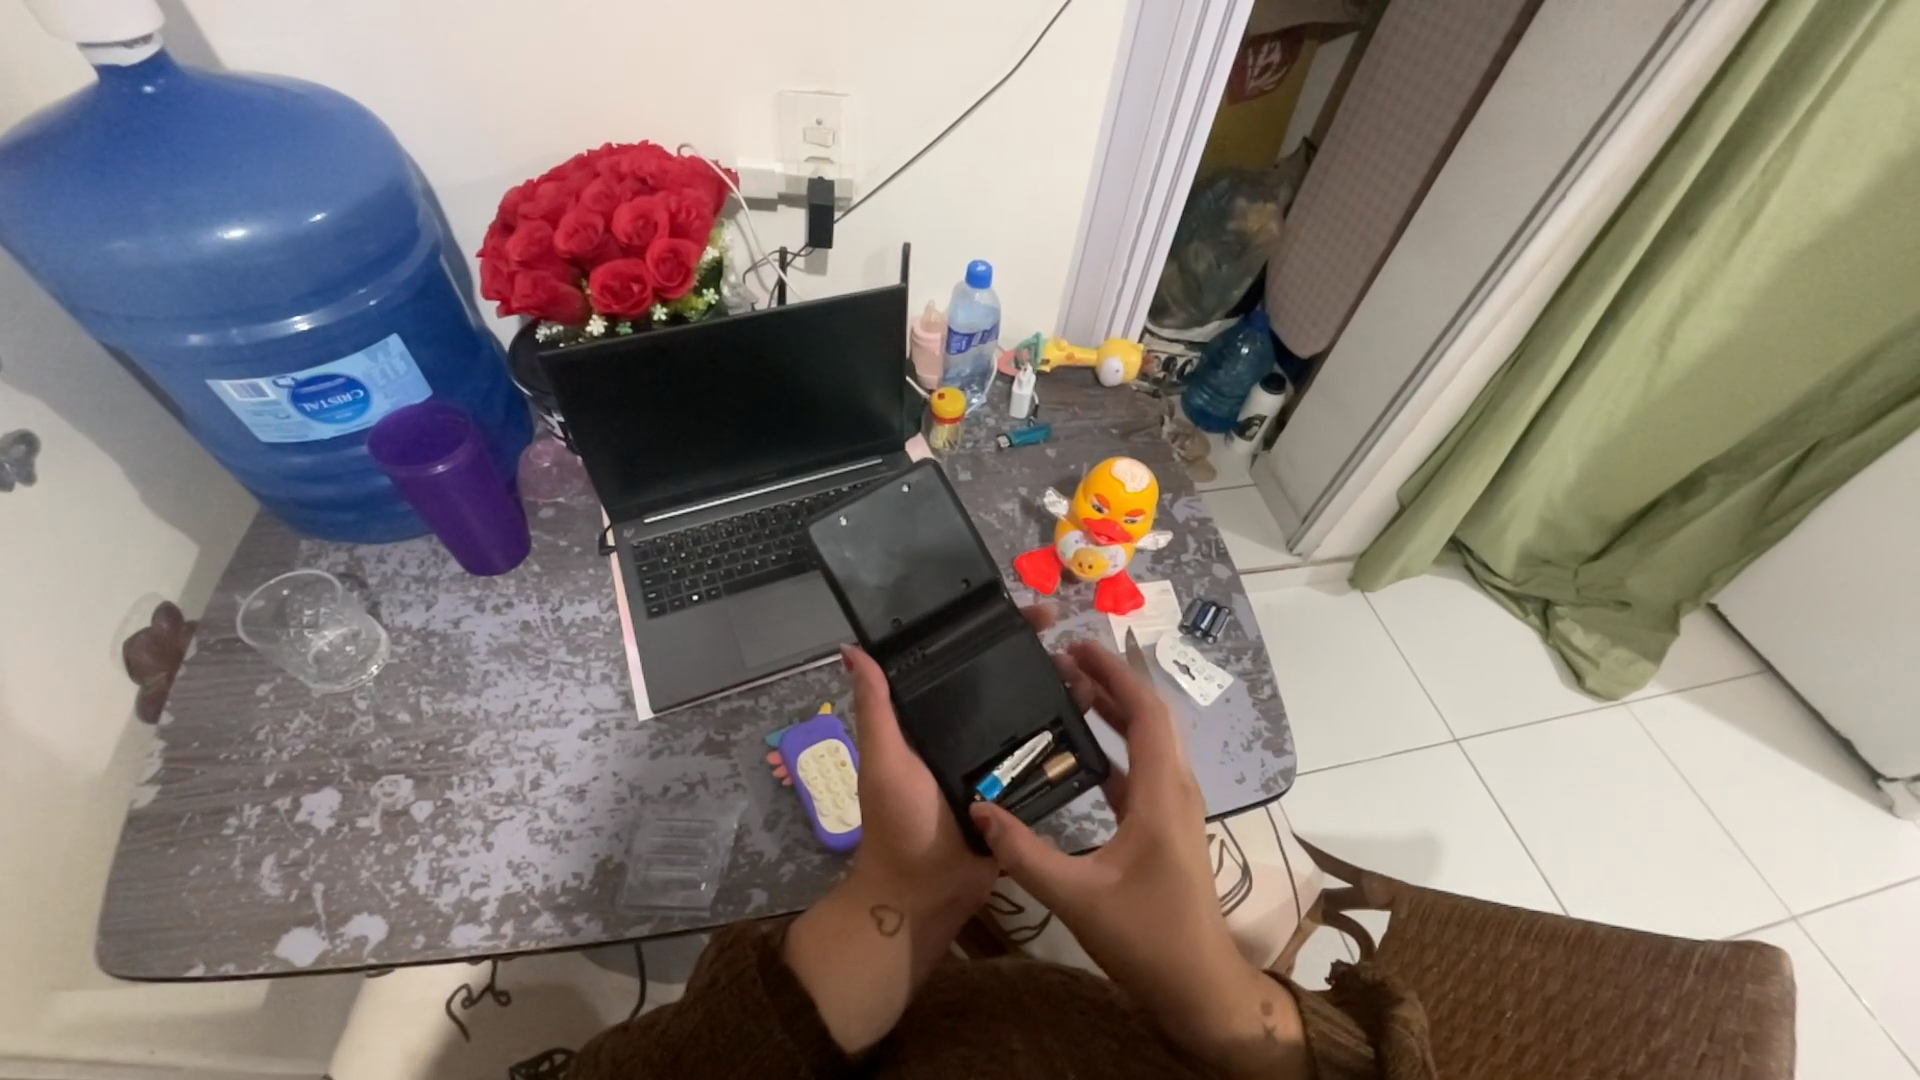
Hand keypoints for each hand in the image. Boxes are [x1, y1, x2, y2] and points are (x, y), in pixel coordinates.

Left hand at [784, 604, 1055, 1052]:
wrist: (925, 892)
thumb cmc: (898, 820)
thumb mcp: (883, 757)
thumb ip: (875, 707)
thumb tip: (852, 648)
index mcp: (931, 718)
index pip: (961, 663)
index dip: (987, 634)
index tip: (1019, 611)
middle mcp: (965, 732)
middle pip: (1002, 683)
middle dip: (1033, 657)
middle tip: (1067, 636)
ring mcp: (996, 760)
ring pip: (1029, 714)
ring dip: (1056, 690)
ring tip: (1086, 670)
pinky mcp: (1021, 789)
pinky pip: (1044, 755)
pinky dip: (1064, 734)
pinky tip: (1092, 712)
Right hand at [969, 642, 1307, 1078]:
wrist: (1200, 987)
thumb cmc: (1147, 937)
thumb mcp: (1076, 897)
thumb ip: (1024, 853)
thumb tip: (978, 809)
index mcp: (1161, 794)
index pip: (1145, 712)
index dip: (1115, 673)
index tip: (1078, 647)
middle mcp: (1176, 789)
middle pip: (1151, 716)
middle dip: (1113, 681)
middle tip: (1066, 659)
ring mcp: (1176, 805)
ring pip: (1150, 739)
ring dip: (1116, 709)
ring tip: (1071, 688)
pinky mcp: (1168, 822)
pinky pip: (1143, 766)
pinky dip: (1115, 743)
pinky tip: (1080, 746)